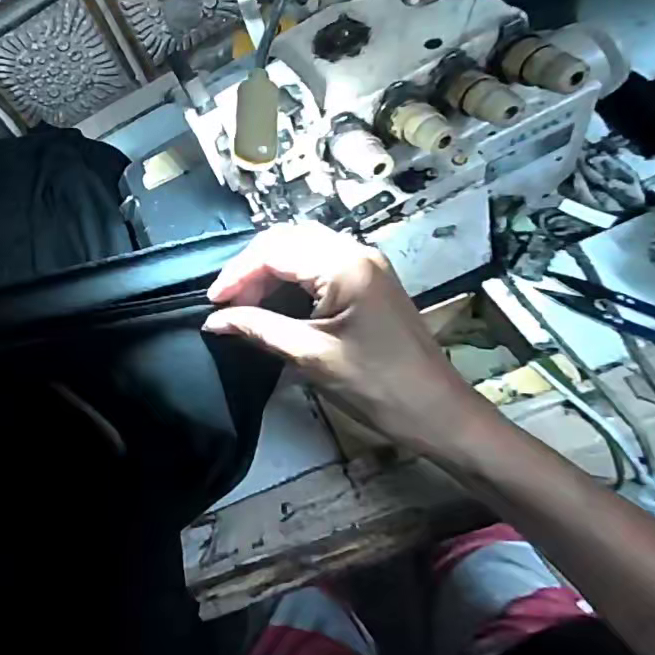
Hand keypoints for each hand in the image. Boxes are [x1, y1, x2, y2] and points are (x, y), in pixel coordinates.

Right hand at [201, 222, 493, 456]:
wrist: (440, 413)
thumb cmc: (377, 385)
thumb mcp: (310, 356)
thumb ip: (258, 329)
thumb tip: (214, 320)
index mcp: (344, 265)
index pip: (274, 251)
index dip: (237, 274)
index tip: (214, 303)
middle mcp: (355, 252)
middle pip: (285, 241)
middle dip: (250, 268)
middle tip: (227, 303)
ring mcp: (364, 263)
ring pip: (299, 248)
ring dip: (267, 271)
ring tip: (244, 303)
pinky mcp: (367, 280)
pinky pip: (316, 263)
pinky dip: (288, 277)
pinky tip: (272, 300)